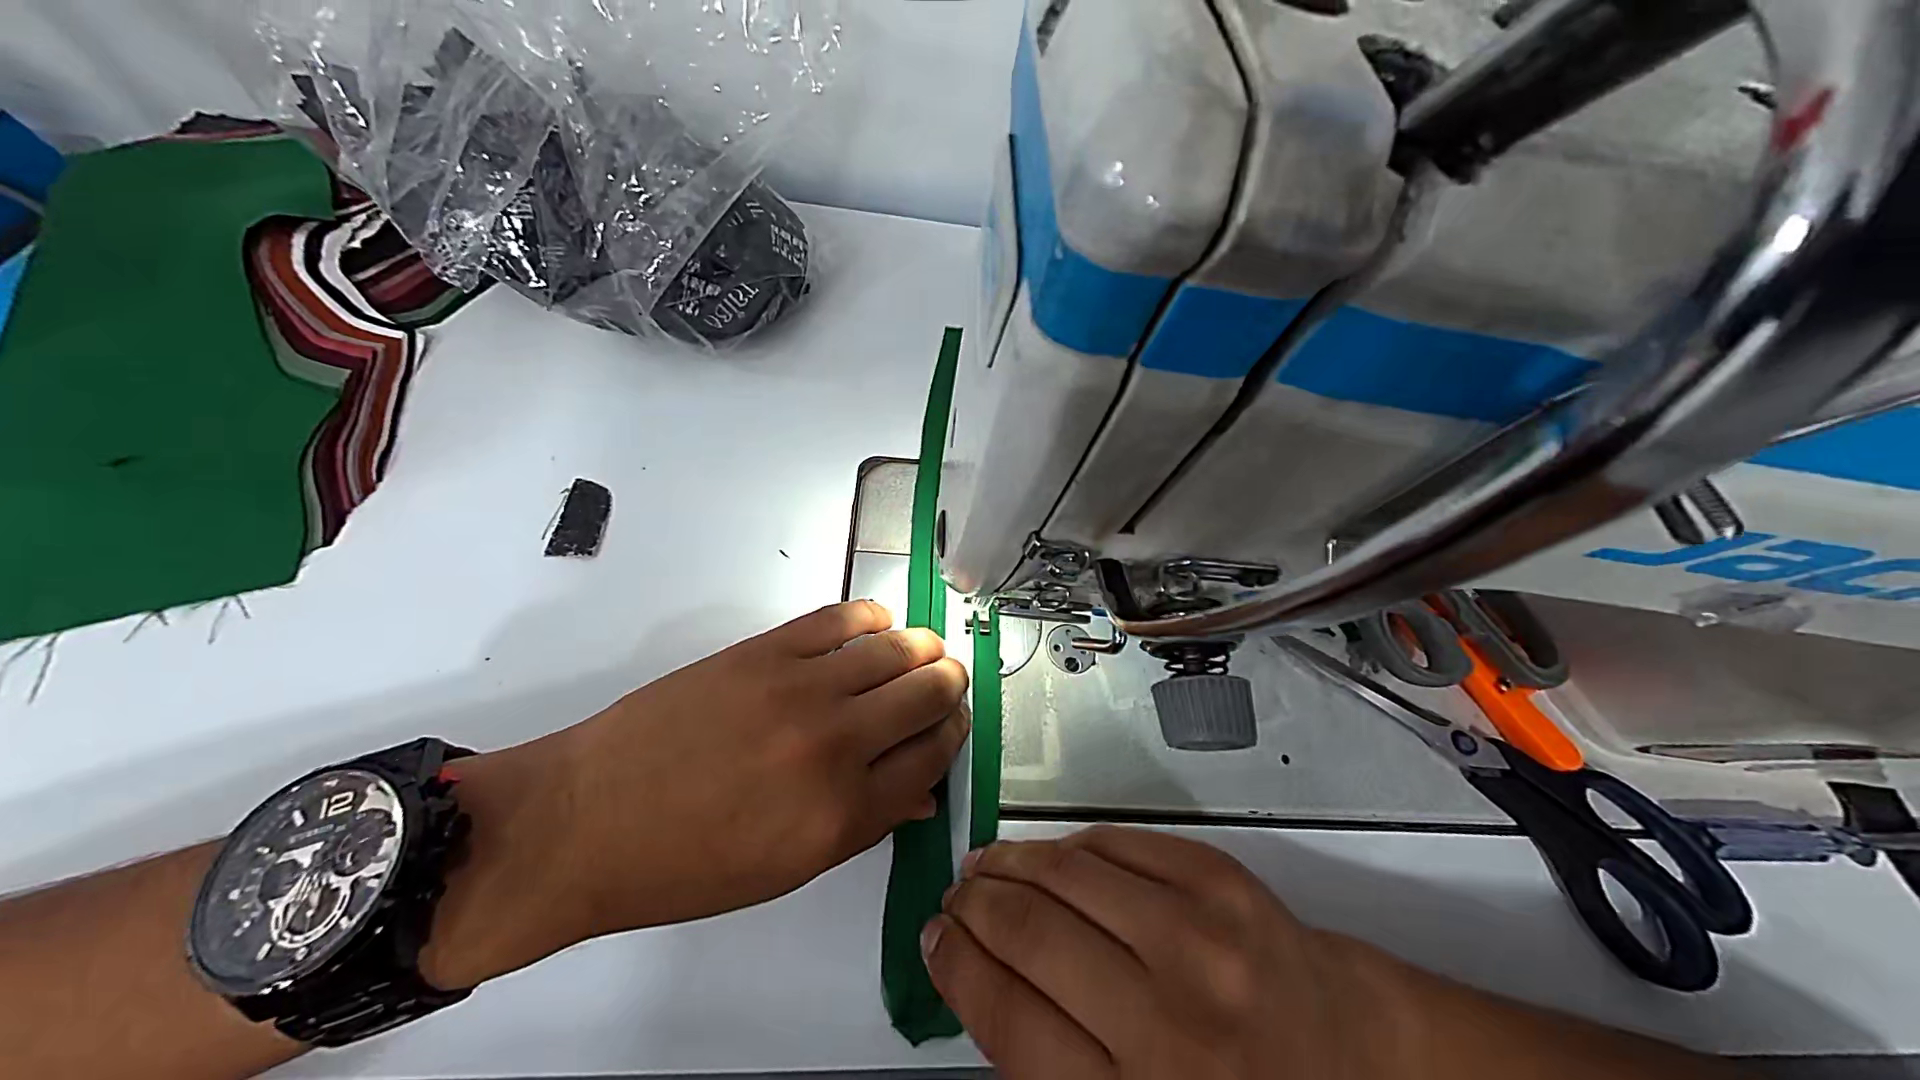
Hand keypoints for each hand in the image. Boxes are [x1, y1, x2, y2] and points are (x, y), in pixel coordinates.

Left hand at [561, 600, 971, 932]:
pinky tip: (878, 625)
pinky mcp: (765, 650)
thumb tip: (921, 791)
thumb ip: (867, 824)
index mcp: (845, 812)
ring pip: (896, 648)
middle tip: (945, 683)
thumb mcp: (789, 867)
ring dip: (922, 647)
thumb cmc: (687, 864)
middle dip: (949, 686)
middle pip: (928, 694)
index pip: (933, 756)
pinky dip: (872, 617)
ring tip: (921, 652)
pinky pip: (842, 618)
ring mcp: (800, 687)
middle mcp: (836, 744)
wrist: (587, 820)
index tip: (952, 724)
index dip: (953, 735)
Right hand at [920, 826, 1407, 1079]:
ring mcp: (1200, 936)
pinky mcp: (1221, 879)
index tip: (934, 939)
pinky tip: (1048, 855)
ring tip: (985, 865)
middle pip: (1029, 933)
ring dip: (1010, 863)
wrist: (1353, 1057)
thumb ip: (1053, 1064)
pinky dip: (1069, 847)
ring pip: (1065, 873)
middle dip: (973, 906)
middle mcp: (1168, 1020)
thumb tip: (977, 975)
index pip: (1008, 1016)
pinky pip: (1116, 844)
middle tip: (954, 895)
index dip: (956, 967)